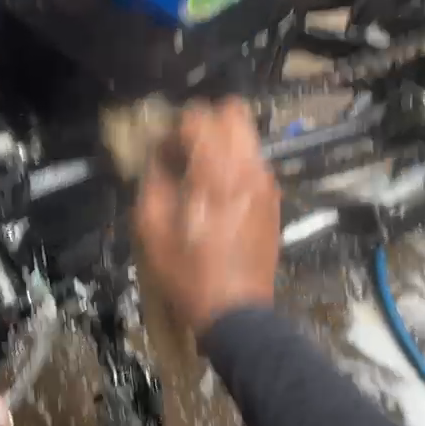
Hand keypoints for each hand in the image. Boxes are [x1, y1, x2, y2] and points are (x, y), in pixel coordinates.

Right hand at [133, 99, 279, 339]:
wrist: (237, 314)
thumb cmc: (188, 274)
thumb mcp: (151, 229)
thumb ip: (152, 180)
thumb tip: (158, 156)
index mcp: (214, 174)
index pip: (198, 117)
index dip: (173, 128)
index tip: (162, 152)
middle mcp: (247, 169)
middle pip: (233, 111)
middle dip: (204, 123)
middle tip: (184, 149)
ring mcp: (266, 183)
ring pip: (246, 134)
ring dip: (221, 142)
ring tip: (199, 171)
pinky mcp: (273, 198)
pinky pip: (254, 160)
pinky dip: (234, 162)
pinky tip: (217, 192)